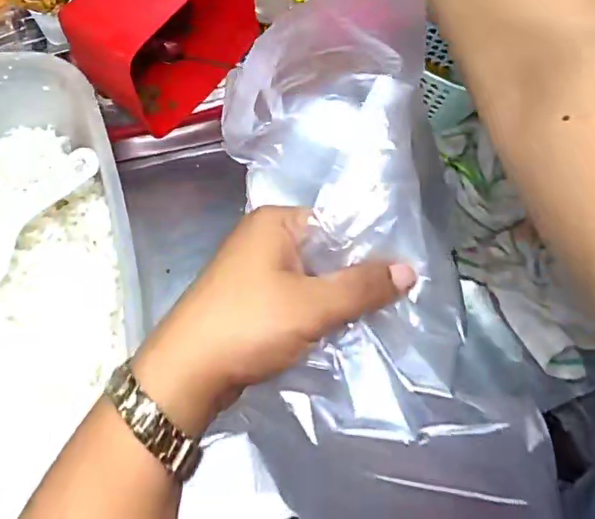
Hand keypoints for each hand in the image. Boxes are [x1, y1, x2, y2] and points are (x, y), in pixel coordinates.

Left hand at [130, 206, 417, 434]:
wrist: (186, 373)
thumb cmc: (249, 324)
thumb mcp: (312, 305)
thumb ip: (361, 287)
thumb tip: (408, 269)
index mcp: (275, 220)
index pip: (334, 222)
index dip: (368, 246)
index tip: (400, 273)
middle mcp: (263, 236)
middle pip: (324, 250)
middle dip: (353, 276)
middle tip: (392, 301)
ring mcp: (254, 268)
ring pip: (310, 277)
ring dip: (334, 298)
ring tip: (370, 319)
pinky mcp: (250, 299)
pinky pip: (294, 297)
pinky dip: (314, 312)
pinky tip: (335, 332)